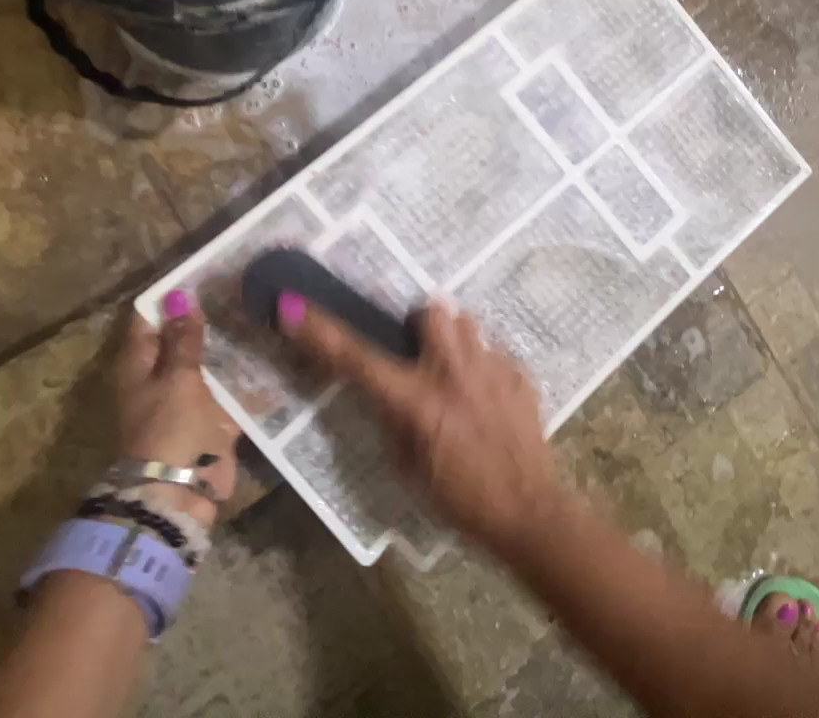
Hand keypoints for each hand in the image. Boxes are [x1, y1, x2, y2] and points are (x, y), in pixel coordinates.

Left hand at [116, 293, 240, 524]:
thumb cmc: (171, 427)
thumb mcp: (178, 377)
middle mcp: (159, 379)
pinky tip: (268, 356)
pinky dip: (243, 377)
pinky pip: (228, 391)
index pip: (149, 321)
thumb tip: (181, 299)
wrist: (180, 490)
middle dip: (203, 319)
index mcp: (139, 366)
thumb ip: (184, 340)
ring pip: (205, 365)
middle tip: (235, 288)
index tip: (198, 273)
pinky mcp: (211, 420)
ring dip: (225, 347)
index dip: (169, 298)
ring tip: (255, 315)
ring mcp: (186, 400)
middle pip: (179, 341)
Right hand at [280, 298, 569, 554]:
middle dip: (418, 323)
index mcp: (416, 400)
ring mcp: (492, 367)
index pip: (357, 358)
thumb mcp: (407, 466)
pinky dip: (484, 365)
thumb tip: (388, 393)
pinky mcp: (521, 374)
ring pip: (466, 321)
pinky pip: (494, 349)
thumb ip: (393, 419)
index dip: (321, 331)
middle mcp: (453, 372)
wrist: (526, 511)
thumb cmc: (458, 499)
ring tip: (456, 370)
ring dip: (454, 339)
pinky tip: (487, 395)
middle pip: (430, 310)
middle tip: (418, 351)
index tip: (292, 306)